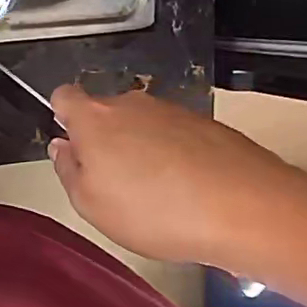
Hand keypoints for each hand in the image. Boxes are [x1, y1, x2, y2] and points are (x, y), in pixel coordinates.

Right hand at [47, 86, 306, 272]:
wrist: (243, 208)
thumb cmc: (156, 210)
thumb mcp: (91, 205)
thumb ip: (68, 171)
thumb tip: (63, 148)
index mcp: (95, 118)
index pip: (64, 96)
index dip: (62, 117)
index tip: (71, 145)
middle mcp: (133, 104)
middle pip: (106, 113)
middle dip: (105, 142)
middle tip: (112, 184)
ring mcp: (173, 111)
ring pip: (142, 127)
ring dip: (141, 152)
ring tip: (154, 197)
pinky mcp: (206, 125)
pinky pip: (176, 138)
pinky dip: (174, 159)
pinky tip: (185, 194)